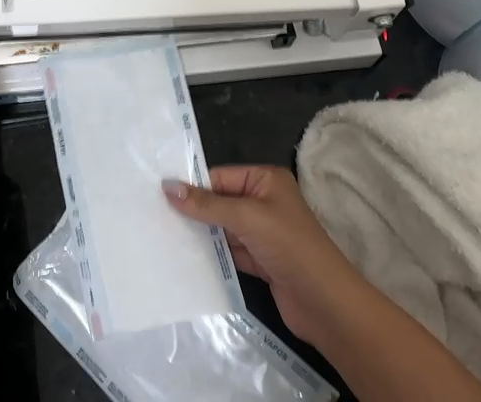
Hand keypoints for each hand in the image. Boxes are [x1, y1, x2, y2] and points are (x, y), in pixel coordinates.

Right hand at [165, 165, 346, 344]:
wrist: (325, 304)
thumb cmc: (289, 247)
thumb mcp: (246, 218)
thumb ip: (206, 204)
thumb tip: (167, 186)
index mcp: (266, 181)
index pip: (220, 177)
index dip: (192, 185)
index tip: (158, 193)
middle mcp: (264, 202)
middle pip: (219, 201)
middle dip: (193, 210)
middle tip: (154, 213)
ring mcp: (262, 233)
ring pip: (222, 228)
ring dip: (200, 233)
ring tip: (162, 234)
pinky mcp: (260, 260)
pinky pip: (228, 251)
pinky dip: (211, 254)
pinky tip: (185, 256)